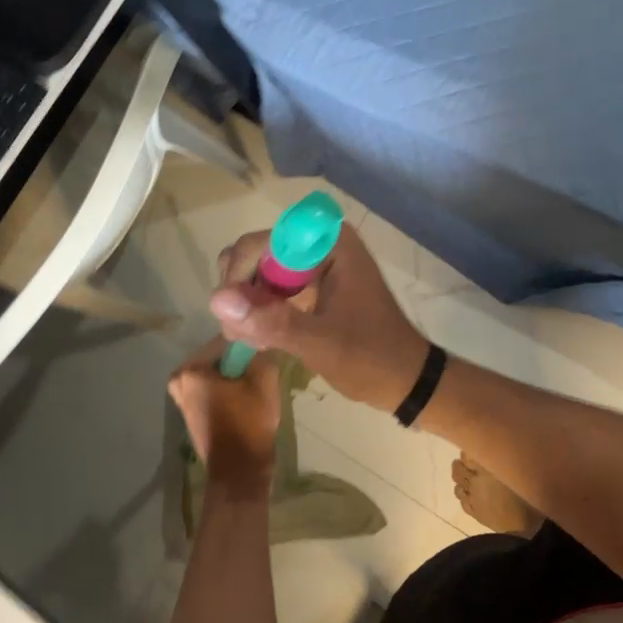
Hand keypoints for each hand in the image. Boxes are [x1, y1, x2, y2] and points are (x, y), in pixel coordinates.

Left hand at [168, 337, 281, 488]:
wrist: (240, 469)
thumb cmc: (250, 421)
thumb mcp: (264, 379)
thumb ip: (259, 352)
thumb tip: (256, 343)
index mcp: (192, 371)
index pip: (223, 342)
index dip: (245, 347)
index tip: (260, 357)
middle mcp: (179, 383)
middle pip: (215, 360)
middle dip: (235, 364)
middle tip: (256, 374)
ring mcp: (181, 402)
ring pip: (212, 377)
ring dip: (230, 379)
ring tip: (251, 389)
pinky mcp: (190, 416)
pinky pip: (208, 393)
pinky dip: (223, 393)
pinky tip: (241, 404)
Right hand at [210, 225, 431, 414]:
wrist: (406, 380)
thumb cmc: (371, 358)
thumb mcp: (319, 343)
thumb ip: (270, 321)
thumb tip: (216, 300)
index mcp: (329, 243)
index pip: (263, 242)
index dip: (240, 272)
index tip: (234, 314)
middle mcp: (319, 243)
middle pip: (255, 252)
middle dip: (240, 291)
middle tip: (238, 333)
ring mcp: (314, 263)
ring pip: (257, 270)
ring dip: (246, 303)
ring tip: (249, 340)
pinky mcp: (311, 284)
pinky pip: (270, 286)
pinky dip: (259, 310)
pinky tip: (258, 339)